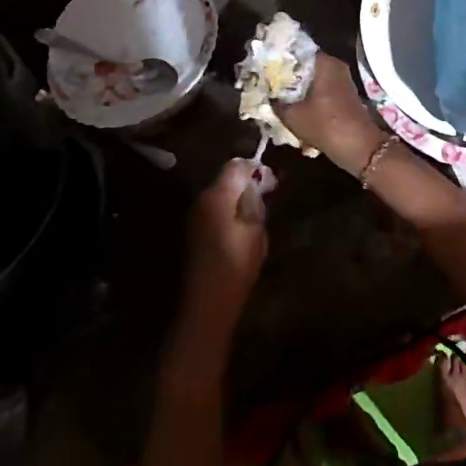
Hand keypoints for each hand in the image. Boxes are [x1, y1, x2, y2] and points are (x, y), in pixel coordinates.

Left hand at [182, 159, 268, 332]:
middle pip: (226, 177)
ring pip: (220, 194)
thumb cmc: (237, 264)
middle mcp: (203, 198)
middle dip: (247, 183)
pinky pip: (214, 209)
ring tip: (255, 216)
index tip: (271, 184)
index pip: (236, 165)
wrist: (208, 301)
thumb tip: (257, 181)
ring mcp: (195, 215)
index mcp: (219, 195)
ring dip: (237, 198)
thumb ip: (255, 200)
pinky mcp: (194, 230)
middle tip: (267, 199)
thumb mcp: (256, 229)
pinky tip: (239, 230)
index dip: (256, 169)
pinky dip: (228, 211)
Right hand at [275, 53, 384, 171]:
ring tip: (278, 94)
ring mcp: (342, 80)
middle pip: (305, 65)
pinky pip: (321, 89)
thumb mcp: (292, 115)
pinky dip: (309, 95)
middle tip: (268, 81)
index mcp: (325, 63)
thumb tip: (268, 96)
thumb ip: (276, 102)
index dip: (280, 58)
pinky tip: (295, 105)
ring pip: (313, 78)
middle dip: (287, 74)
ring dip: (298, 87)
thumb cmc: (324, 124)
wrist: (357, 147)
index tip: (264, 65)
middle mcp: (336, 66)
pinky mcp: (344, 95)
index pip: (298, 51)